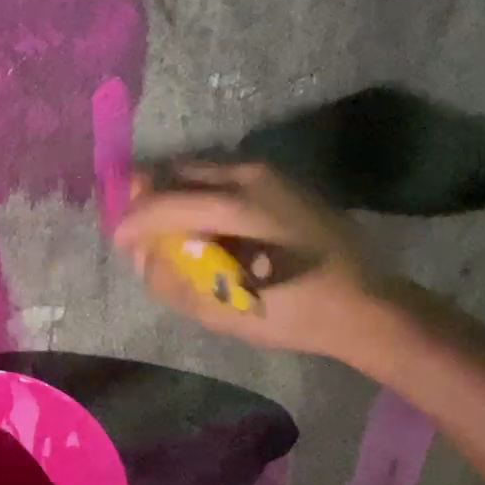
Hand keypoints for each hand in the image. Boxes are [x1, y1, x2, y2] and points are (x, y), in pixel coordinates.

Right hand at [113, 161, 393, 361]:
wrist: (367, 304)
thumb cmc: (296, 313)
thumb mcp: (224, 311)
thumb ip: (172, 281)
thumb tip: (142, 257)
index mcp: (236, 206)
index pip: (164, 202)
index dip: (132, 220)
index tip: (118, 240)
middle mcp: (248, 174)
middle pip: (176, 173)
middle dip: (148, 199)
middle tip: (138, 233)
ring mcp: (266, 172)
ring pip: (197, 170)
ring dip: (174, 195)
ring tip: (168, 231)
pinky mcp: (278, 179)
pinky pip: (220, 176)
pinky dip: (199, 195)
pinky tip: (203, 227)